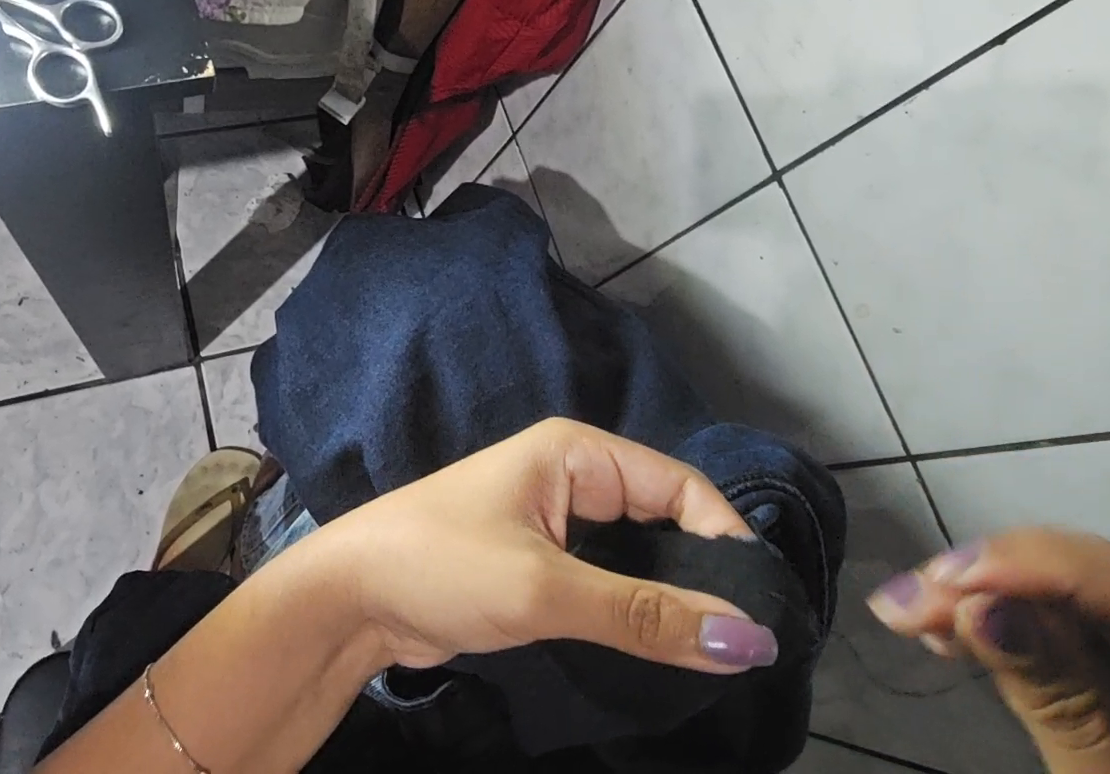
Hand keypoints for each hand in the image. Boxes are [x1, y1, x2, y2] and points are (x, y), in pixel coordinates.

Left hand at [295, 418, 779, 673]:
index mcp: (576, 453)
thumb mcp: (544, 588)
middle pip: (662, 520)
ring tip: (714, 656)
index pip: (679, 485)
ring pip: (635, 556)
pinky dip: (632, 612)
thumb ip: (644, 613)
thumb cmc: (442, 565)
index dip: (725, 540)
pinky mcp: (538, 562)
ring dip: (668, 599)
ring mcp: (553, 521)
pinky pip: (605, 581)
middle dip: (702, 574)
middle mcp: (571, 477)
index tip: (761, 612)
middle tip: (744, 643)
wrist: (348, 596)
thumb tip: (748, 639)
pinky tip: (659, 651)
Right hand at [867, 527, 1109, 773]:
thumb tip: (978, 604)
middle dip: (1008, 575)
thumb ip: (1069, 711)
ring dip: (1000, 593)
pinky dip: (1023, 621)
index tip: (949, 579)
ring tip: (915, 609)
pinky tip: (966, 623)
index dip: (1056, 571)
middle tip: (906, 598)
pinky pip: (1097, 631)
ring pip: (1101, 599)